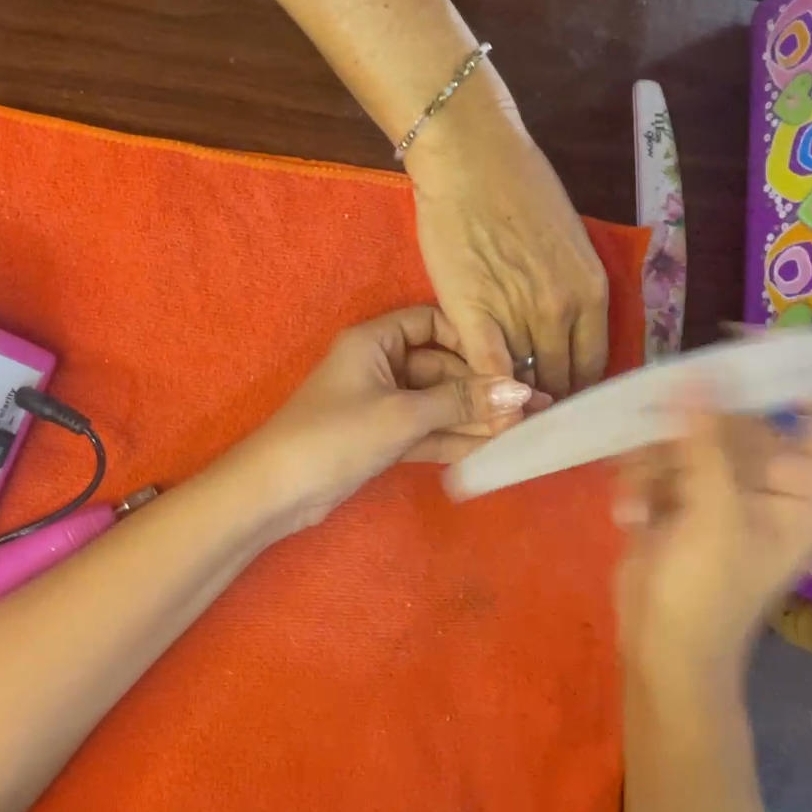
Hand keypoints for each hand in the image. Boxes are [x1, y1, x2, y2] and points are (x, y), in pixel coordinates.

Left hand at [225, 307, 540, 539]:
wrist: (279, 489)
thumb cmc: (336, 435)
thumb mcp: (402, 414)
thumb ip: (460, 401)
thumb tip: (520, 391)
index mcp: (373, 341)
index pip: (430, 323)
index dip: (469, 338)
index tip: (510, 359)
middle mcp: (378, 365)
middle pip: (439, 366)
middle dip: (481, 386)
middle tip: (532, 406)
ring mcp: (379, 403)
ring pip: (436, 402)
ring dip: (475, 415)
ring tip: (526, 429)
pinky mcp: (380, 437)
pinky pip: (426, 429)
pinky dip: (454, 437)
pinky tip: (494, 448)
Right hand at [408, 123, 608, 400]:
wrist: (471, 158)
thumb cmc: (520, 186)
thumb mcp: (566, 241)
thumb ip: (568, 286)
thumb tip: (556, 324)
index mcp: (593, 291)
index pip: (592, 366)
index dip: (575, 393)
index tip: (559, 405)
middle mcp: (565, 311)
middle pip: (559, 380)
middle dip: (547, 406)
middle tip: (530, 424)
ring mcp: (520, 314)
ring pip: (525, 382)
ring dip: (517, 407)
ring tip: (506, 425)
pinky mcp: (474, 313)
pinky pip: (489, 371)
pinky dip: (491, 400)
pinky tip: (486, 418)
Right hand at [614, 391, 811, 678]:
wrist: (662, 646)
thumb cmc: (707, 590)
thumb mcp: (714, 513)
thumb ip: (709, 441)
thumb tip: (700, 372)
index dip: (802, 368)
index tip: (744, 343)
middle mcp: (776, 478)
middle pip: (740, 415)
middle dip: (689, 430)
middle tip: (655, 438)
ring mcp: (725, 487)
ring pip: (689, 434)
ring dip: (654, 463)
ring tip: (641, 503)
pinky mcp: (683, 495)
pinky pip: (660, 458)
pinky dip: (638, 480)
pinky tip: (630, 514)